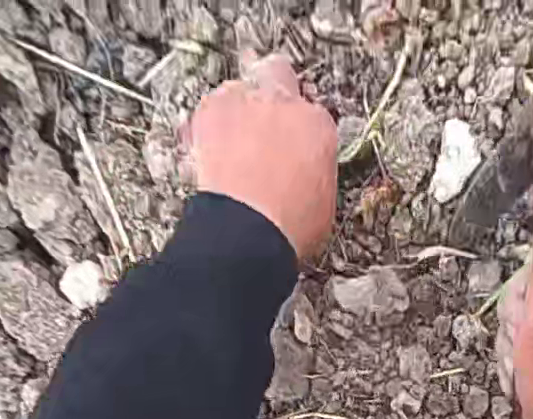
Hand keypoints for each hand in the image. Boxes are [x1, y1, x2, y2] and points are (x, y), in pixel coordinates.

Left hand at [187, 54, 337, 259]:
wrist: (250, 231)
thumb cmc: (291, 227)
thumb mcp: (323, 205)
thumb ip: (316, 173)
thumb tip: (307, 176)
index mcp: (319, 128)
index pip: (314, 116)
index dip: (304, 134)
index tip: (297, 148)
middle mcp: (283, 104)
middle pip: (278, 73)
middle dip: (273, 93)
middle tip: (267, 126)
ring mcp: (244, 101)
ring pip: (240, 90)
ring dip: (238, 113)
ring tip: (236, 151)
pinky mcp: (209, 110)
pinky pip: (208, 109)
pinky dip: (209, 127)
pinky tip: (214, 155)